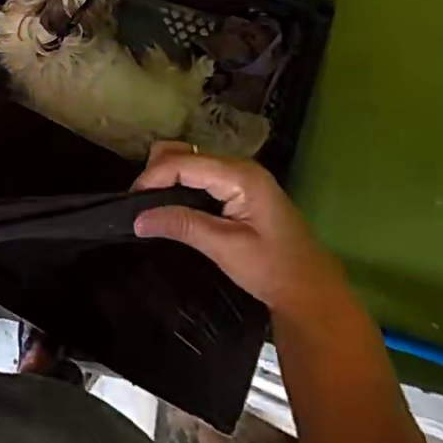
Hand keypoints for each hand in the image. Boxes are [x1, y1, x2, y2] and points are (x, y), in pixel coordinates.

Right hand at [131, 142, 353, 334]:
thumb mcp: (224, 247)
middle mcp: (240, 166)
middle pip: (184, 152)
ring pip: (189, 160)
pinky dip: (179, 184)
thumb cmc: (272, 268)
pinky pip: (199, 174)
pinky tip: (170, 205)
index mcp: (240, 175)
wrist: (310, 289)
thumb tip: (137, 219)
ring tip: (151, 206)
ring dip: (166, 177)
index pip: (183, 162)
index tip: (132, 202)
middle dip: (156, 173)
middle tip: (140, 204)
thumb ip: (181, 225)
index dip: (152, 177)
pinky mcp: (238, 188)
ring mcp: (240, 175)